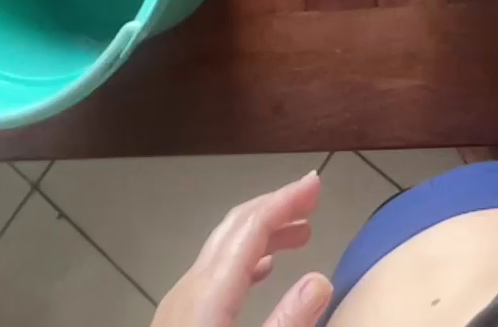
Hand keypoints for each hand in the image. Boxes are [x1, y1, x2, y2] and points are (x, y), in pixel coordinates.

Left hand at [152, 171, 333, 326]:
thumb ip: (288, 324)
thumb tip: (320, 278)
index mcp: (208, 295)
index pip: (251, 226)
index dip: (285, 200)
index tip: (316, 184)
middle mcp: (190, 289)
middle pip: (235, 228)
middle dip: (275, 207)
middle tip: (314, 200)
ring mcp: (178, 305)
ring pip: (224, 248)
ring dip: (263, 232)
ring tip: (302, 234)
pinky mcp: (176, 323)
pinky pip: (215, 271)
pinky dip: (245, 257)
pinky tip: (263, 271)